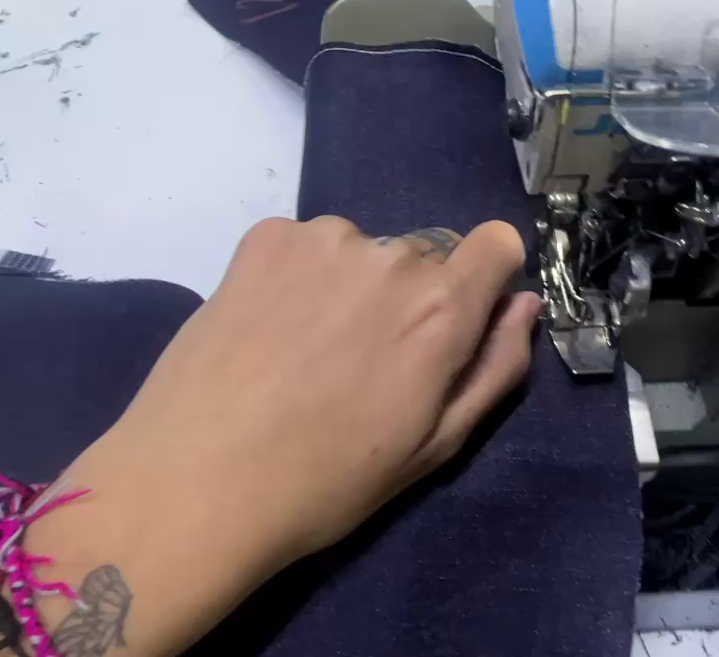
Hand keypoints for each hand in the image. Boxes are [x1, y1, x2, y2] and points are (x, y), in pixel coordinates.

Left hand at [59, 216, 539, 584]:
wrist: (196, 482)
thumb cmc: (328, 479)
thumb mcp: (435, 445)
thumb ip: (494, 366)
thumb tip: (523, 305)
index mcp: (442, 308)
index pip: (496, 244)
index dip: (484, 278)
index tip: (455, 315)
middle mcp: (392, 256)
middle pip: (424, 257)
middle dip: (408, 296)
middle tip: (358, 358)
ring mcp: (326, 238)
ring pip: (364, 250)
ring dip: (351, 283)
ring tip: (304, 346)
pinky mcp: (268, 235)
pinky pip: (307, 244)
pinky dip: (299, 273)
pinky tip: (267, 324)